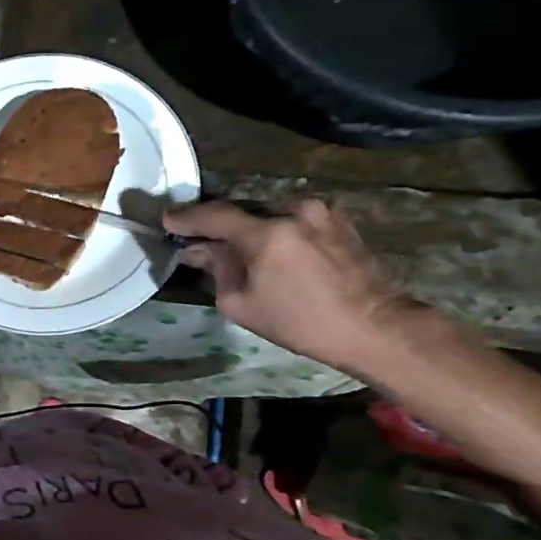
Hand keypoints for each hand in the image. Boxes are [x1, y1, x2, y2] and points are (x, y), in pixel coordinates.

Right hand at [164, 199, 421, 372]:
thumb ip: (217, 268)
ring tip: (236, 249)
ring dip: (249, 229)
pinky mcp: (339, 221)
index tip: (166, 220)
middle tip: (199, 241)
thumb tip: (199, 250)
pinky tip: (269, 251)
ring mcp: (322, 213)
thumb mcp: (240, 303)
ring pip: (269, 215)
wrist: (374, 327)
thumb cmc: (299, 322)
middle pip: (242, 213)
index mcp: (268, 233)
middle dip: (218, 226)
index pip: (214, 216)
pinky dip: (275, 231)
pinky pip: (293, 220)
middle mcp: (295, 212)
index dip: (186, 218)